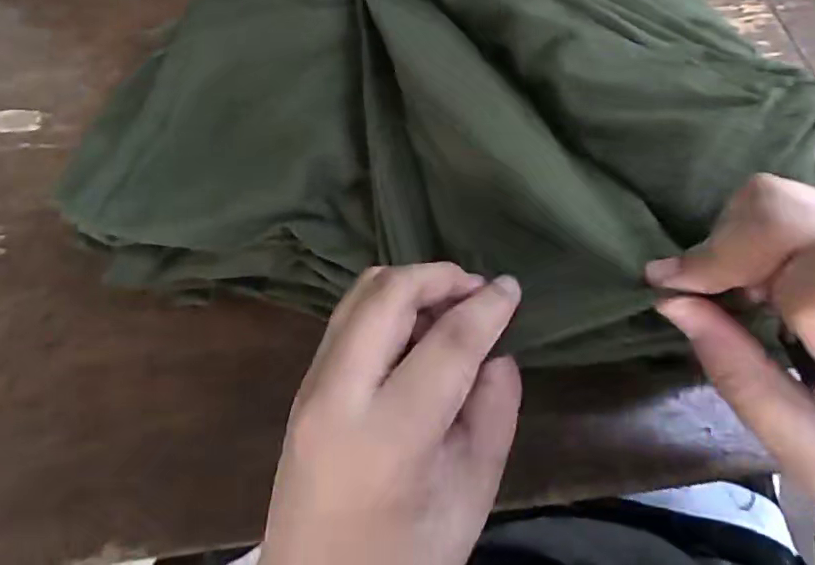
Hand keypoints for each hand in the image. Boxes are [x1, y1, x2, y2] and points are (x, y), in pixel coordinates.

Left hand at [262, 264, 522, 564]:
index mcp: (389, 437)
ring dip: (411, 284)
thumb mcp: (470, 496)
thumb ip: (494, 415)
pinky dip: (387, 301)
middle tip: (478, 290)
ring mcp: (310, 386)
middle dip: (441, 277)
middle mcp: (338, 396)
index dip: (487, 307)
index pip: (448, 344)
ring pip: (361, 293)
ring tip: (449, 304)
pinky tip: (415, 326)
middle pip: (390, 295)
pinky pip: (347, 314)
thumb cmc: (405, 554)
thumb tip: (498, 352)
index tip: (513, 287)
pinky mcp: (302, 384)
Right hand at [647, 176, 814, 564]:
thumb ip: (748, 385)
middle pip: (808, 214)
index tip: (788, 344)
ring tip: (739, 296)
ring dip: (743, 241)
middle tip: (705, 297)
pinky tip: (760, 287)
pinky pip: (805, 214)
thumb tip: (672, 300)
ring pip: (796, 201)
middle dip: (737, 250)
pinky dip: (758, 241)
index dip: (796, 292)